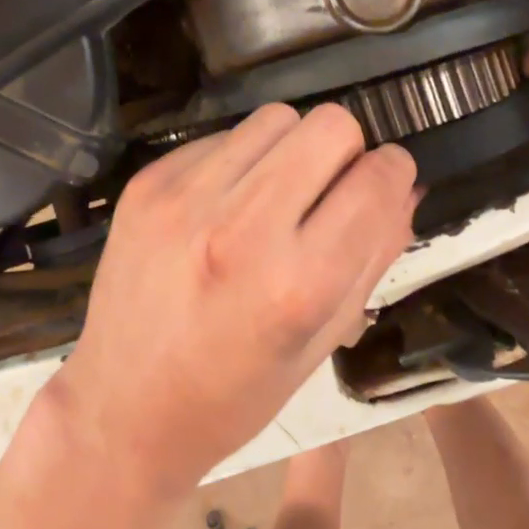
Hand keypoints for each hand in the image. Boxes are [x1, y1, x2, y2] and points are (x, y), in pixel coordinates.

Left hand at [47, 103, 416, 489]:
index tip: (383, 183)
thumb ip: (373, 256)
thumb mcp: (322, 342)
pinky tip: (224, 207)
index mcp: (298, 284)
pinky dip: (240, 162)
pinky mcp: (149, 182)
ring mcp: (187, 198)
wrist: (123, 410)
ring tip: (274, 196)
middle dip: (346, 152)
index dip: (394, 173)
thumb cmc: (236, 396)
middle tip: (328, 190)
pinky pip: (223, 137)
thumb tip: (405, 186)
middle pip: (331, 125)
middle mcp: (243, 228)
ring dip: (292, 149)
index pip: (377, 180)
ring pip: (278, 117)